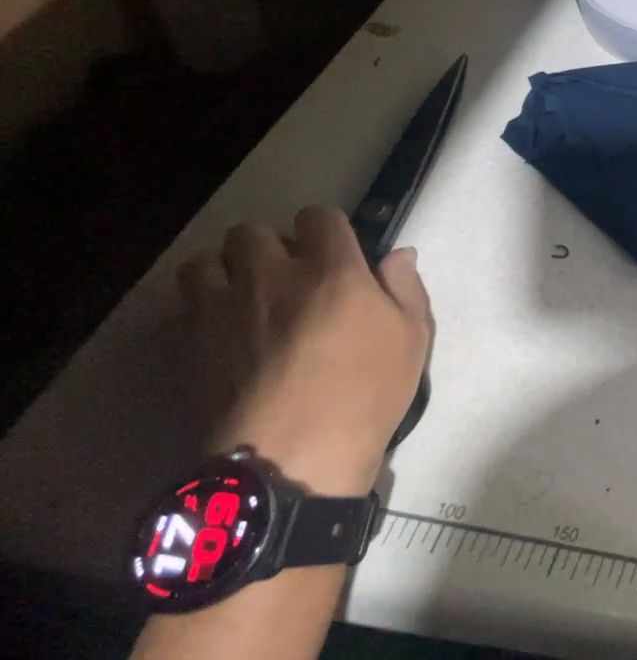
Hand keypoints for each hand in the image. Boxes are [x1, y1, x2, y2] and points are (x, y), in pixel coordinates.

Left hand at [179, 206, 430, 494]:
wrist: (292, 454)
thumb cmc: (368, 391)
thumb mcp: (412, 338)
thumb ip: (405, 288)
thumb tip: (398, 255)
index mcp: (332, 271)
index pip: (318, 217)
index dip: (327, 229)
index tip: (338, 251)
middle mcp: (273, 277)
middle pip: (251, 233)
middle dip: (269, 245)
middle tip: (289, 274)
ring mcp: (225, 309)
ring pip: (206, 262)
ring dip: (226, 270)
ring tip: (246, 296)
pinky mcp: (193, 343)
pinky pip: (189, 303)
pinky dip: (205, 305)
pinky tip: (228, 329)